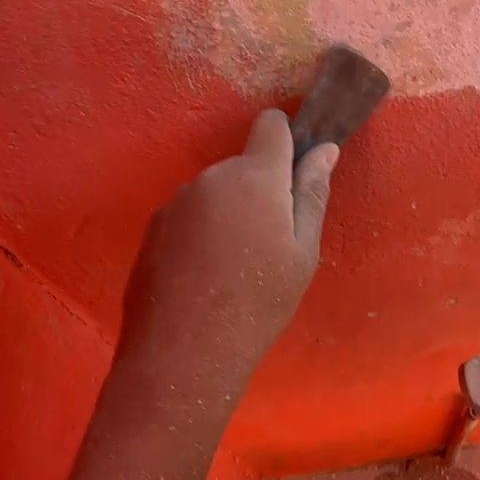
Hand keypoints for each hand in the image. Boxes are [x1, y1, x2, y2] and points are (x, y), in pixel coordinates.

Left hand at [117, 109, 338, 385]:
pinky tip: (201, 277)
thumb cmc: (258, 303)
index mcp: (255, 176)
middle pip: (244, 165)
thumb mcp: (302, 252)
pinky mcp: (153, 227)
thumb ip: (312, 192)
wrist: (182, 355)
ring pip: (216, 192)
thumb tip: (325, 150)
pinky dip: (200, 233)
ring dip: (228, 211)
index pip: (270, 124)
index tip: (293, 176)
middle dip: (259, 189)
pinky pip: (189, 215)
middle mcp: (212, 176)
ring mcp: (177, 200)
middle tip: (267, 244)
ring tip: (231, 268)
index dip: (286, 140)